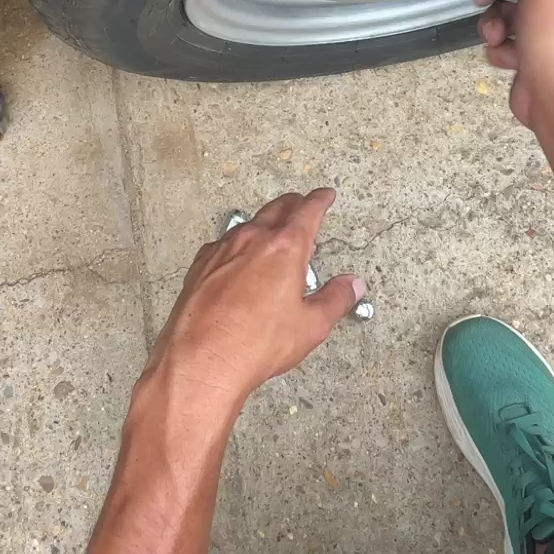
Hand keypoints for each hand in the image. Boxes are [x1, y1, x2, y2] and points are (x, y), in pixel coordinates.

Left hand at [142, 189, 364, 409]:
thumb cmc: (253, 342)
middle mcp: (252, 240)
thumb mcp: (310, 325)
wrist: (202, 358)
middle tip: (302, 204)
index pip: (308, 211)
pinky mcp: (202, 265)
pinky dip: (238, 243)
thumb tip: (351, 286)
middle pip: (277, 208)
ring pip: (249, 223)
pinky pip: (224, 242)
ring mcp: (223, 250)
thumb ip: (335, 300)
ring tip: (272, 232)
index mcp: (284, 247)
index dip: (320, 200)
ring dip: (264, 222)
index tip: (325, 195)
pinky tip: (239, 258)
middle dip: (293, 203)